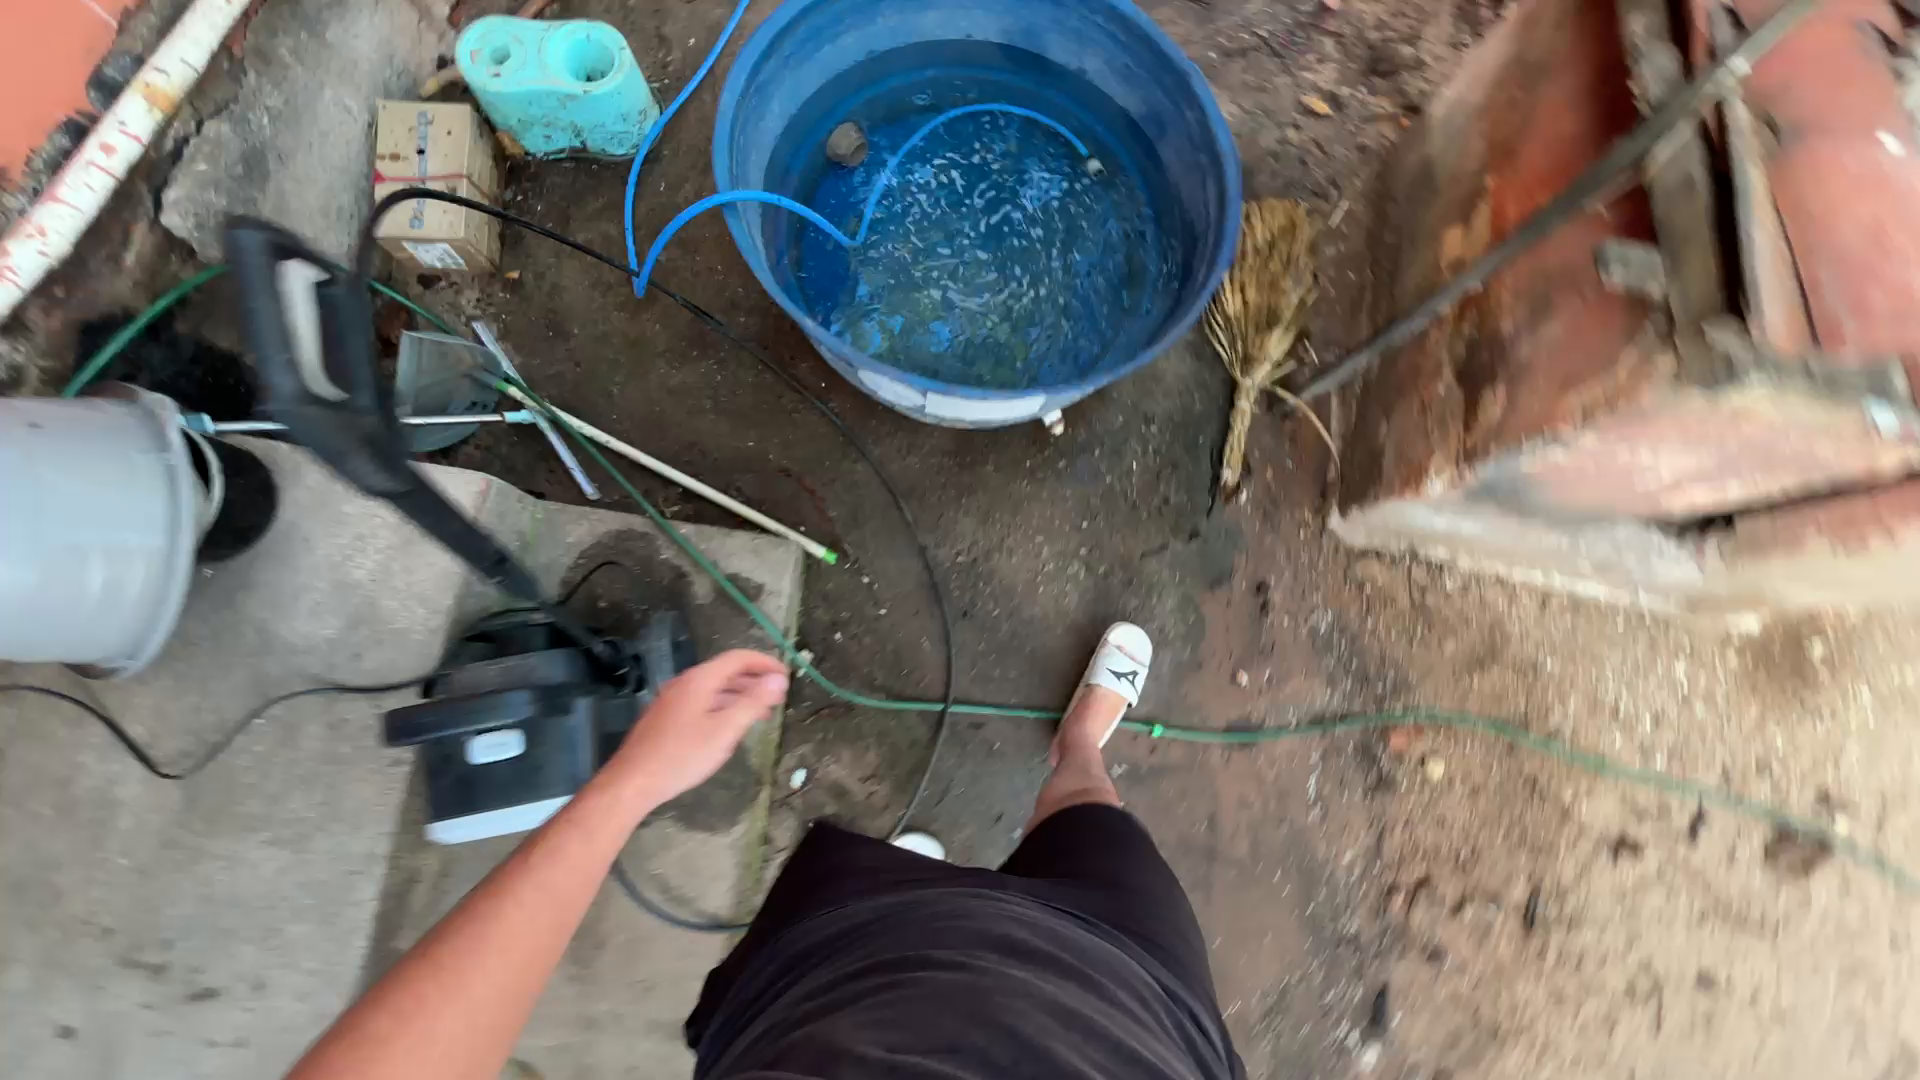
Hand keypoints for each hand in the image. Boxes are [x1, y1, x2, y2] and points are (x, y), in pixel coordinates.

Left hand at [609, 650, 789, 804]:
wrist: (631, 783)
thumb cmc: (681, 756)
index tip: (786, 675)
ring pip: (714, 688)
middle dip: (754, 680)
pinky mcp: (666, 717)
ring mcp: (672, 700)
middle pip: (725, 671)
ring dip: (740, 695)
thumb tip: (778, 678)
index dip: (765, 663)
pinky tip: (730, 726)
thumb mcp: (724, 730)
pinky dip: (723, 706)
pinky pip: (702, 701)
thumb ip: (753, 702)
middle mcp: (685, 683)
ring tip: (761, 713)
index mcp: (699, 680)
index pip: (738, 658)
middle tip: (778, 695)